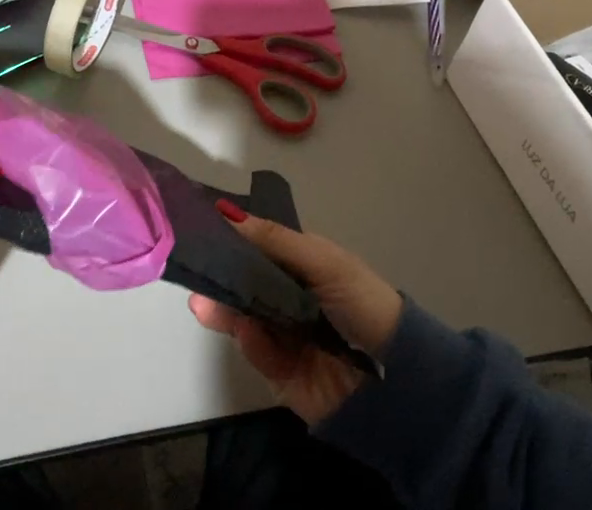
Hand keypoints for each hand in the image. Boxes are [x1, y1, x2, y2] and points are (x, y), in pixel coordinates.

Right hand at [188, 204, 403, 424]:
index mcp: (304, 267)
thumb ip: (276, 240)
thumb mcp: (324, 262)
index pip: (261, 250)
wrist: (396, 378)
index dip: (234, 241)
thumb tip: (226, 212)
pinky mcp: (280, 371)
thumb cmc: (362, 303)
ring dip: (225, 311)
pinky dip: (251, 342)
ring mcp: (285, 335)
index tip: (202, 234)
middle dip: (221, 279)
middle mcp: (291, 298)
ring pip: (244, 318)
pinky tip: (246, 333)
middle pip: (246, 285)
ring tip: (204, 306)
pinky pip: (257, 353)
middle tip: (195, 275)